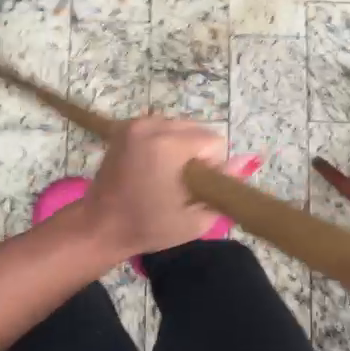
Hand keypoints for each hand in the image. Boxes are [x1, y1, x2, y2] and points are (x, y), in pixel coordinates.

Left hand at [77, 113, 250, 257]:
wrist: (101, 225)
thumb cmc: (149, 227)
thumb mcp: (194, 218)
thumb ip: (224, 187)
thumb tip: (248, 160)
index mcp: (167, 145)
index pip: (213, 140)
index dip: (214, 166)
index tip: (199, 188)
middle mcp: (151, 126)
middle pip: (197, 129)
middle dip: (199, 154)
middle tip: (184, 184)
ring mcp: (135, 123)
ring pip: (180, 125)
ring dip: (183, 146)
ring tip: (168, 176)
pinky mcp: (125, 127)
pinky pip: (160, 126)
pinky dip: (165, 141)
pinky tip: (155, 166)